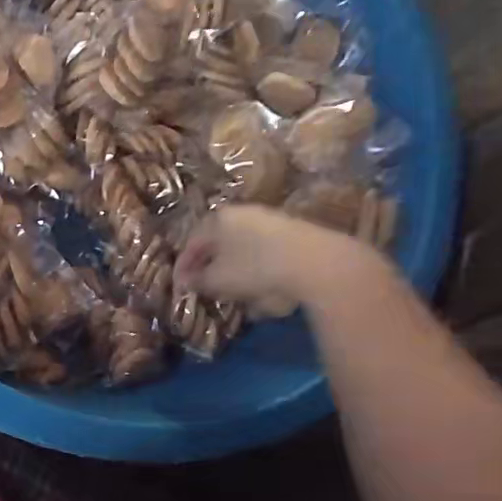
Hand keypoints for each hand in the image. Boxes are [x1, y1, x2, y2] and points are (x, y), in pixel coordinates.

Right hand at [176, 205, 374, 315]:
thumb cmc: (255, 268)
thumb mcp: (215, 280)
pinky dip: (256, 266)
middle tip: (204, 284)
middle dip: (209, 264)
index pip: (191, 243)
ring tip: (231, 287)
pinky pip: (265, 250)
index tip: (180, 285)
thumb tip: (187, 281)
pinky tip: (259, 283)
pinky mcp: (298, 232)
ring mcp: (273, 220)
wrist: (321, 264)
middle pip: (219, 242)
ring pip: (243, 246)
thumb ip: (196, 281)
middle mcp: (244, 213)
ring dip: (233, 266)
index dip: (183, 267)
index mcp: (218, 219)